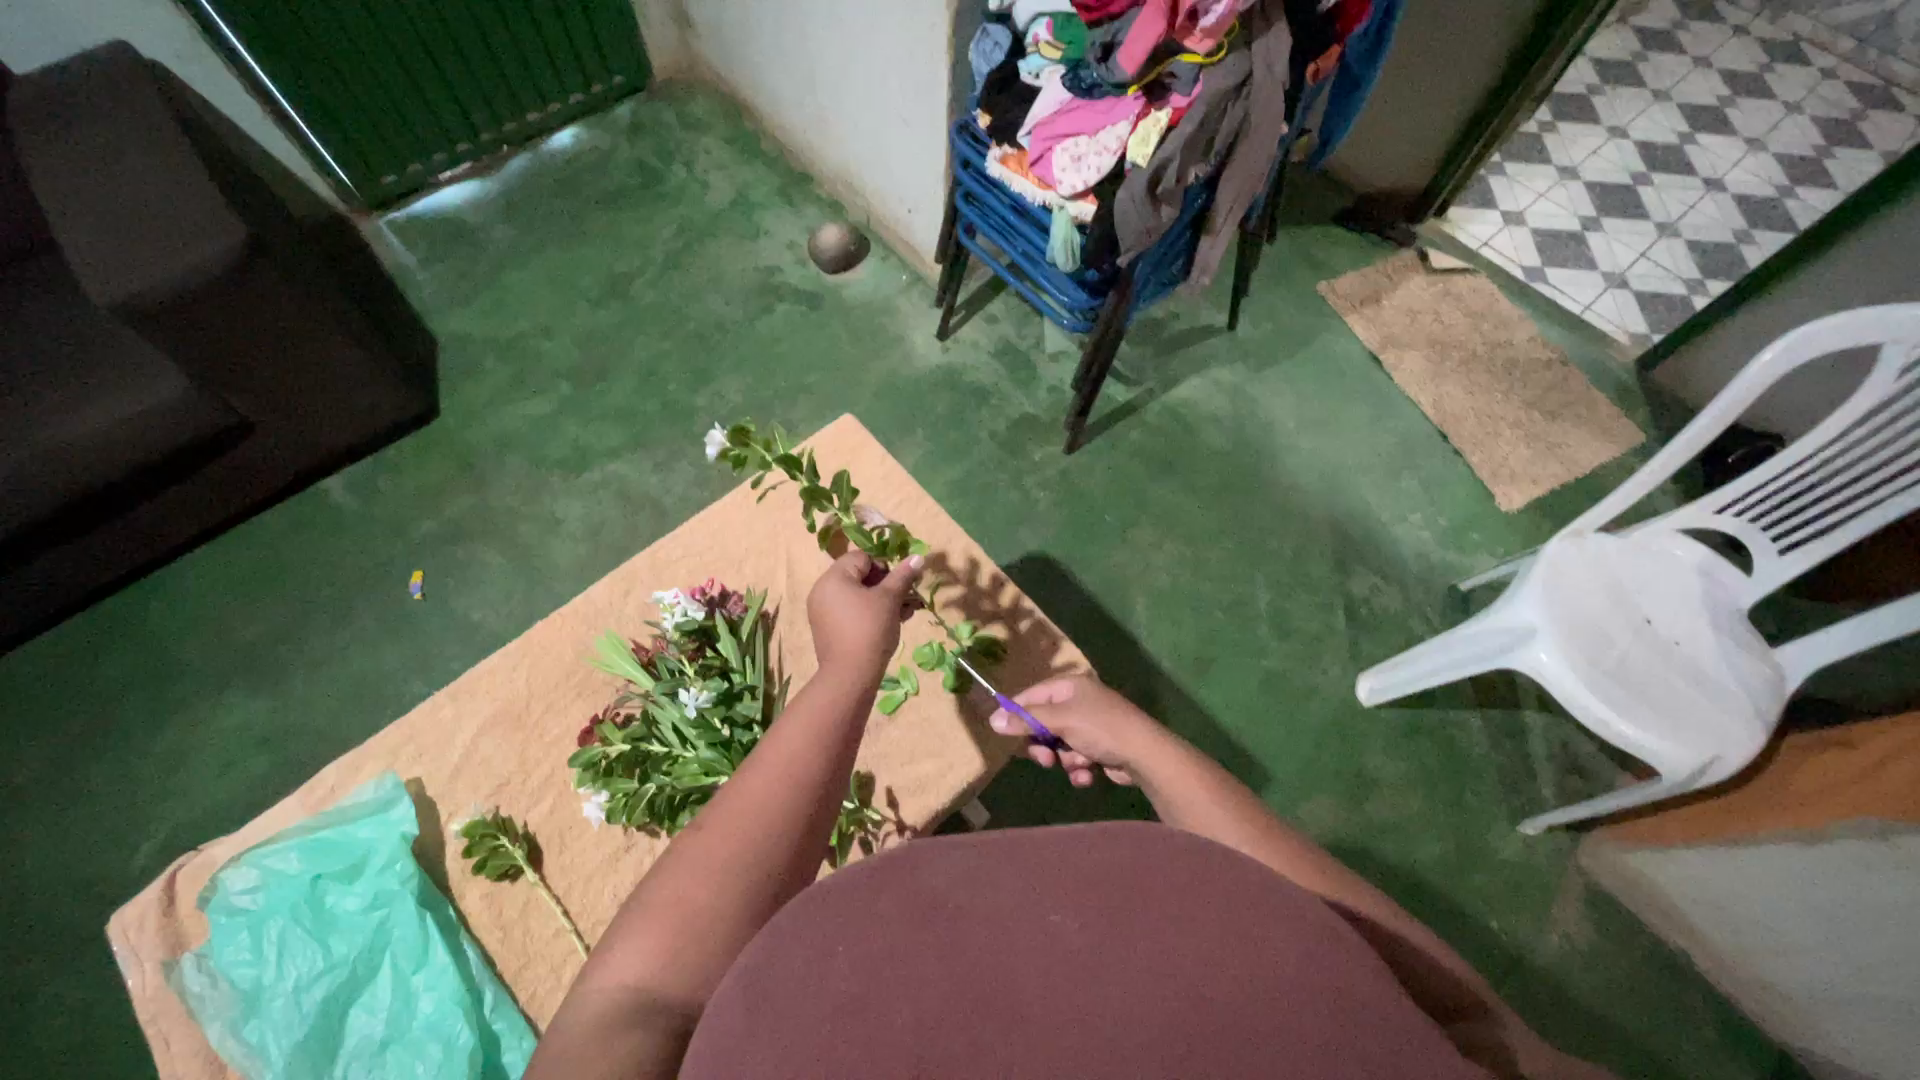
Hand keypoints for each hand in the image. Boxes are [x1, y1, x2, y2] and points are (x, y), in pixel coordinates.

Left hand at [807, 551, 923, 679]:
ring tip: (905, 613)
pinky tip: (891, 623)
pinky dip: (870, 613)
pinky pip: (851, 612)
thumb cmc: (870, 629)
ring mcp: (824, 612)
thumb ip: (902, 575)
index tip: (899, 583)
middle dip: (886, 585)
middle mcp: (823, 591)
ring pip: (858, 596)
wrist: (851, 675)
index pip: (862, 557)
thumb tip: (918, 557)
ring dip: (883, 600)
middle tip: (907, 598)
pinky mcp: (829, 629)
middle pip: (859, 576)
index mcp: (833, 578)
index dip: (884, 566)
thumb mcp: (890, 599)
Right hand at [989, 675, 1164, 787]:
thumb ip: (1026, 720)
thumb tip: (992, 720)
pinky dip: (1078, 769)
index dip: (1016, 713)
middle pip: (1043, 723)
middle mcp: (1078, 702)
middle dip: (1043, 744)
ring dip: (1064, 759)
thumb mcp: (1060, 720)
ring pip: (1058, 745)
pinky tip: (1088, 775)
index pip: (1031, 695)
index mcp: (1069, 686)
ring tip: (1076, 765)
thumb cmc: (1101, 728)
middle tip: (1045, 759)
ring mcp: (1089, 725)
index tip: (1001, 732)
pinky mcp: (1098, 748)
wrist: (1145, 755)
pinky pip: (1075, 758)